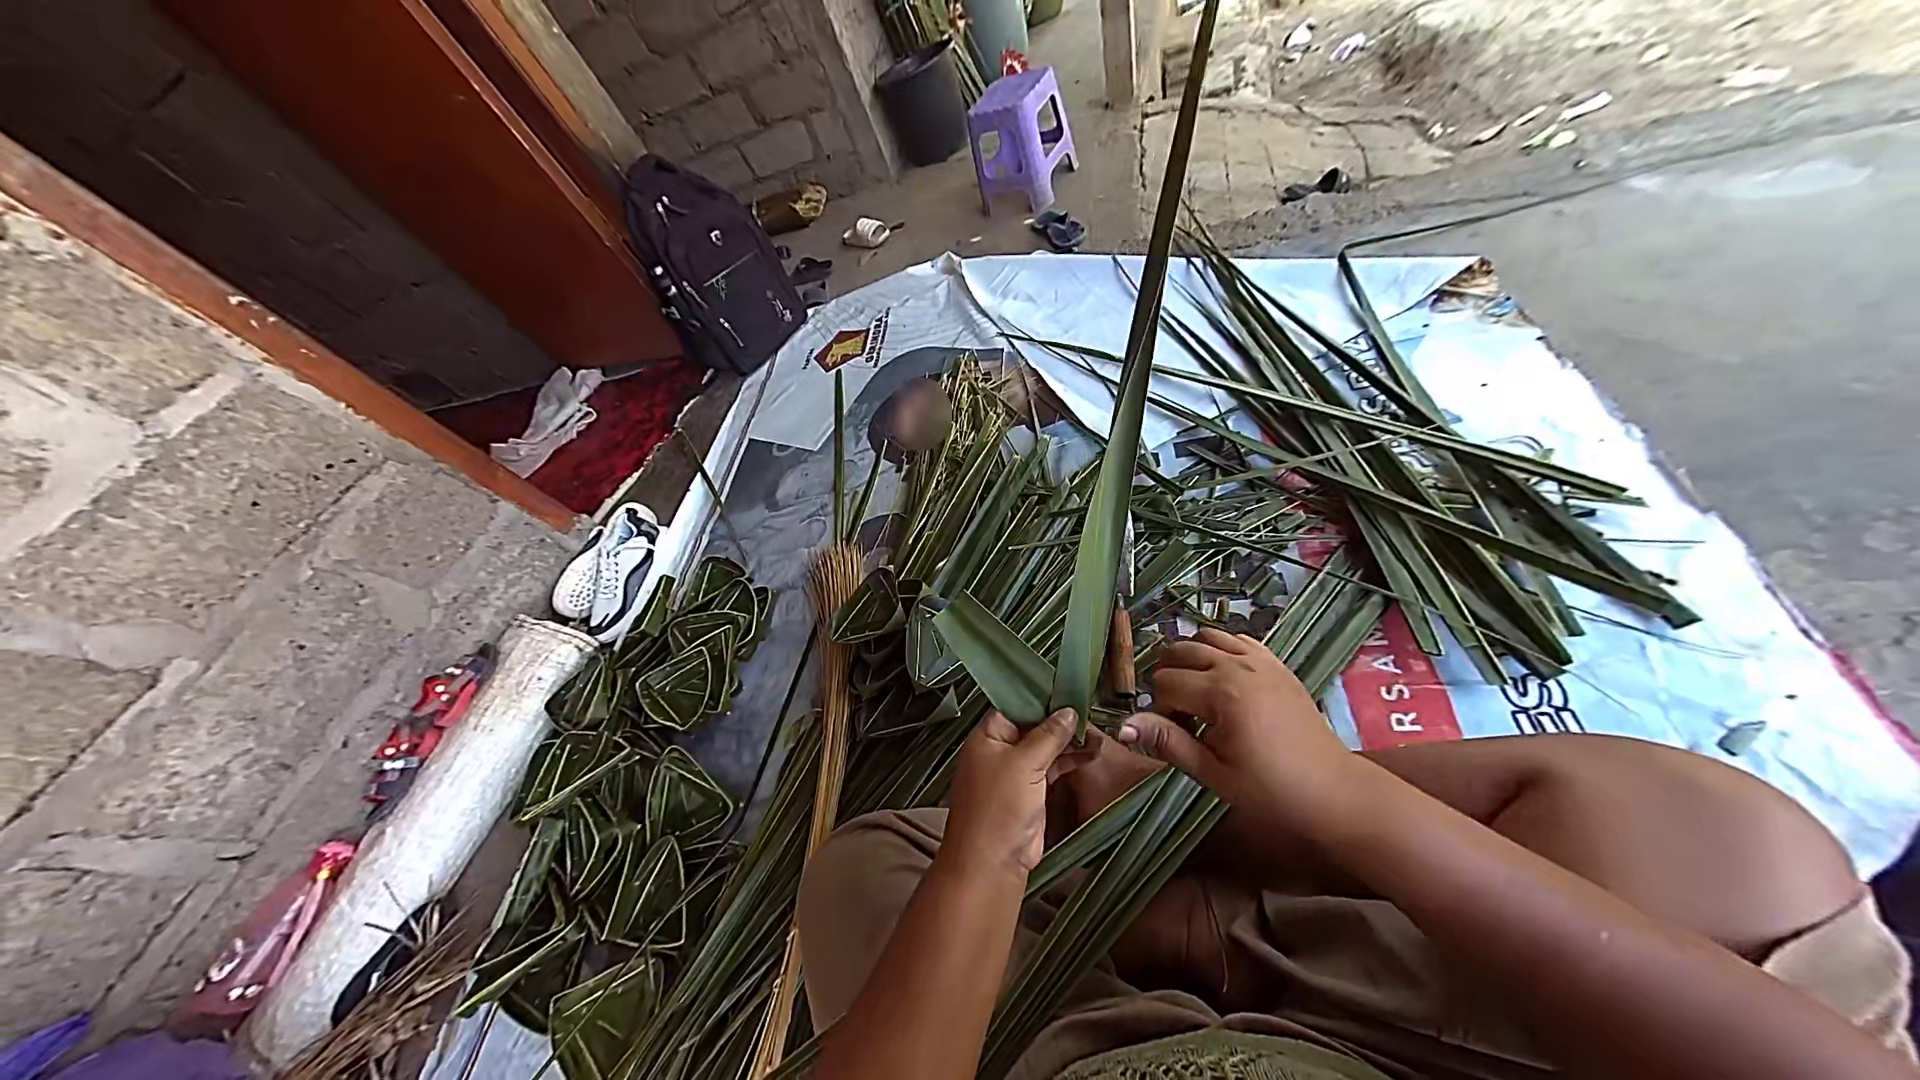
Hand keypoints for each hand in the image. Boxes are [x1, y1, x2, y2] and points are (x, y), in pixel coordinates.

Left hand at [944, 709, 1086, 875]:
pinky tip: (1091, 752)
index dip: (1039, 698)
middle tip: (1088, 709)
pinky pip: (1051, 767)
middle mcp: (999, 750)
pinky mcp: (1030, 790)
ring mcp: (1015, 771)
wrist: (993, 862)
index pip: (1014, 705)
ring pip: (1044, 747)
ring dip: (1068, 741)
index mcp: (988, 736)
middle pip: (1032, 726)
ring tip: (1096, 732)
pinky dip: (1069, 760)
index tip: (1066, 688)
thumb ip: (1048, 735)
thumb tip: (1068, 711)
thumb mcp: (1025, 763)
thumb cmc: (999, 807)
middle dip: (1059, 720)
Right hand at [1118, 629, 1360, 813]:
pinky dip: (1221, 649)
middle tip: (1180, 716)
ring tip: (1196, 694)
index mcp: (1220, 692)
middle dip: (1169, 678)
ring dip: (1191, 658)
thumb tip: (1122, 725)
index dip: (1159, 710)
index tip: (1172, 735)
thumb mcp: (1213, 772)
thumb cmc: (1271, 790)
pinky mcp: (1277, 664)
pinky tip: (1223, 677)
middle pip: (1179, 652)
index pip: (1165, 684)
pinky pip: (1238, 639)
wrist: (1336, 793)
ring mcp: (1260, 660)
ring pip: (1206, 637)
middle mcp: (1237, 665)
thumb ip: (1167, 741)